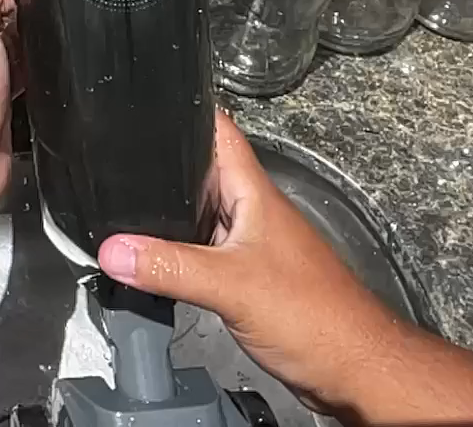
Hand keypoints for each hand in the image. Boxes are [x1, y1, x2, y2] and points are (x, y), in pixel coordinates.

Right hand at [97, 112, 409, 408]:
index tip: (146, 99)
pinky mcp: (246, 275)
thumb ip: (170, 267)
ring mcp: (249, 243)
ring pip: (199, 211)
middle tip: (115, 157)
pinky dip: (177, 248)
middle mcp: (249, 210)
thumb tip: (112, 251)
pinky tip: (154, 258)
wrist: (359, 373)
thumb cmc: (317, 317)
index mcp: (252, 191)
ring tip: (124, 205)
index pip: (217, 130)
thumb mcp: (232, 285)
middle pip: (198, 170)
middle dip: (161, 162)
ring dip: (167, 211)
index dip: (185, 109)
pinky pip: (202, 247)